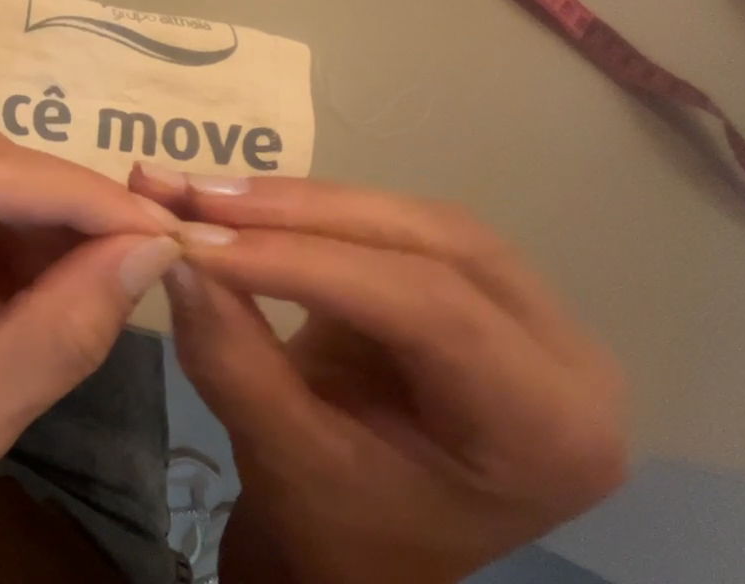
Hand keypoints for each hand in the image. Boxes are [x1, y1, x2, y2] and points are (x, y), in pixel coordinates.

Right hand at [133, 167, 628, 583]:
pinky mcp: (472, 293)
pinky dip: (307, 213)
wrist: (359, 548)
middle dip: (300, 212)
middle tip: (196, 199)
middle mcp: (567, 362)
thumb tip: (177, 255)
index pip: (431, 310)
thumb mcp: (278, 457)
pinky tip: (243, 209)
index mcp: (549, 432)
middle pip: (435, 244)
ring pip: (413, 220)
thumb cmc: (335, 528)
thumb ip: (230, 356)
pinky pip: (391, 228)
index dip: (304, 263)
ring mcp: (528, 319)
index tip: (194, 243)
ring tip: (204, 196)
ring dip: (300, 202)